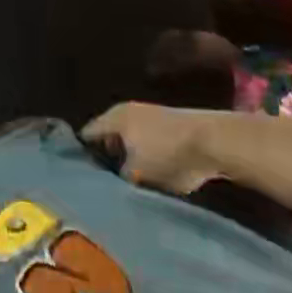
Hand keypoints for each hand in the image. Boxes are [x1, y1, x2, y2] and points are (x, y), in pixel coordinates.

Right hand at [80, 102, 222, 194]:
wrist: (211, 140)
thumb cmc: (167, 154)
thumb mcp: (138, 173)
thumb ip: (119, 177)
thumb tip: (110, 182)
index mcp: (114, 117)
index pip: (88, 133)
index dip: (83, 152)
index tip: (80, 173)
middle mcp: (126, 110)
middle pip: (108, 135)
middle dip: (106, 155)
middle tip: (104, 179)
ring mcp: (148, 114)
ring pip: (128, 138)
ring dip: (127, 155)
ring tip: (127, 179)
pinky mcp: (167, 123)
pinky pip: (146, 140)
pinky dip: (145, 153)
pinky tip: (150, 171)